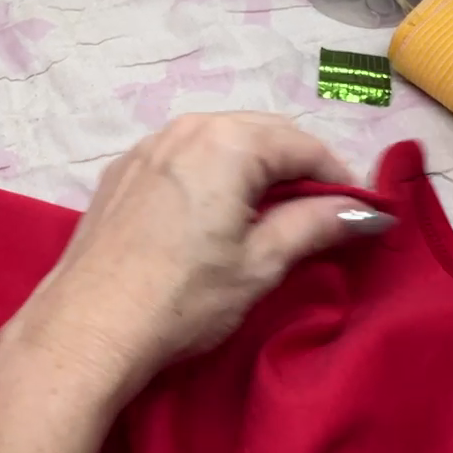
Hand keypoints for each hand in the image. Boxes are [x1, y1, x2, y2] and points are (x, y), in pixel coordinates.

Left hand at [7, 113, 391, 397]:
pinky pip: (182, 153)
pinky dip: (211, 169)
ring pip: (218, 138)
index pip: (301, 144)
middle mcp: (185, 128)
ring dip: (253, 164)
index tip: (359, 209)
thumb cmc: (184, 297)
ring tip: (271, 207)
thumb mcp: (260, 263)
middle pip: (260, 132)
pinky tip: (213, 206)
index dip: (337, 176)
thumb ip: (315, 225)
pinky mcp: (123, 169)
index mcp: (226, 142)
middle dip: (297, 164)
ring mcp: (147, 145)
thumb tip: (365, 212)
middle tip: (321, 208)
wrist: (88, 324)